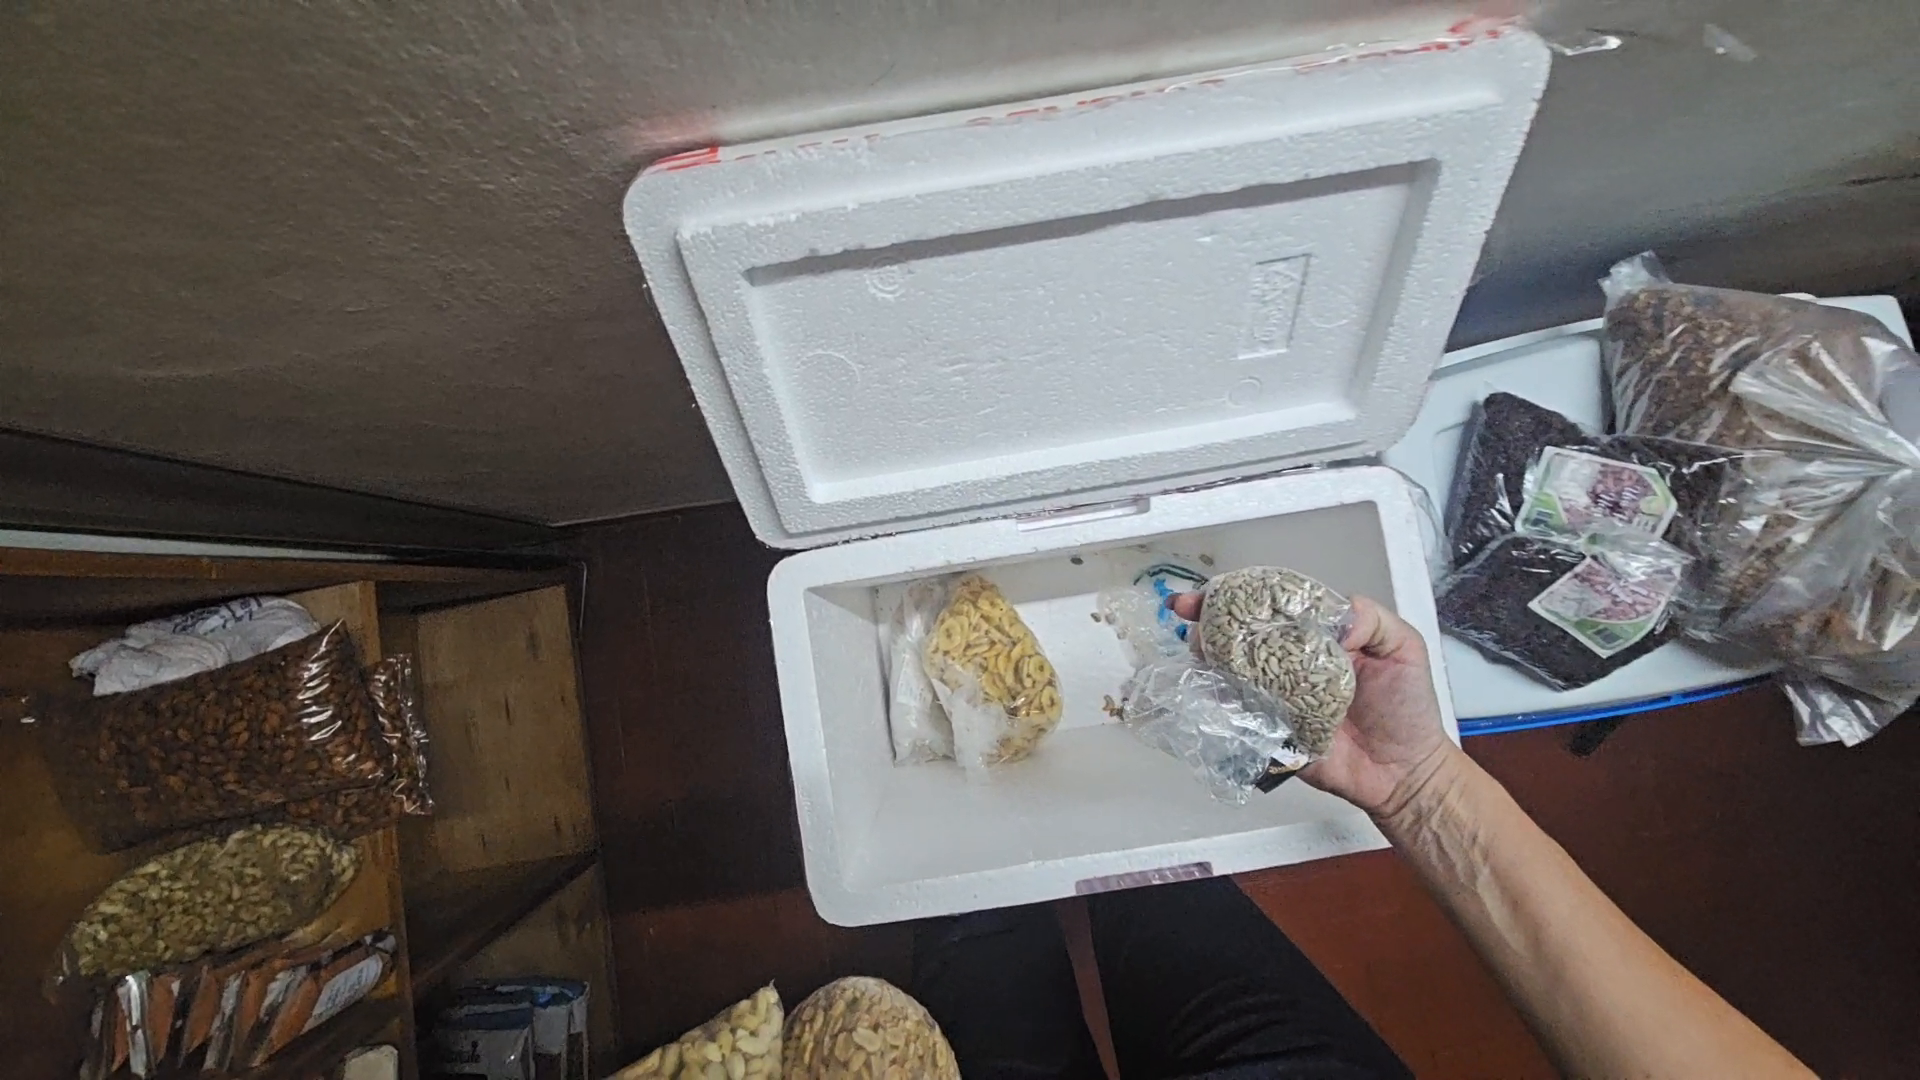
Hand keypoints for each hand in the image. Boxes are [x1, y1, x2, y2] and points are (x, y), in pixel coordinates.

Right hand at [1168, 592, 1456, 818]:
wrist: (1404, 771)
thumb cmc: (1406, 709)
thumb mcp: (1403, 649)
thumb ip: (1374, 620)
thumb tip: (1337, 619)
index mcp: (1312, 636)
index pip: (1269, 608)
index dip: (1240, 596)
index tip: (1212, 591)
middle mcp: (1284, 661)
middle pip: (1237, 634)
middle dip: (1207, 620)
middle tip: (1188, 612)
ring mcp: (1271, 695)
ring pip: (1227, 669)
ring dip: (1207, 654)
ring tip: (1199, 646)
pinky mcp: (1266, 728)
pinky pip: (1235, 711)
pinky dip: (1218, 698)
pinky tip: (1211, 687)